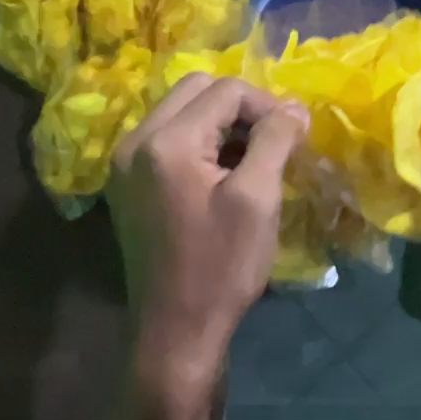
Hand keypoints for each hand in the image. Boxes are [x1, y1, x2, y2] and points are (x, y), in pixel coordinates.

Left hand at [105, 73, 308, 394]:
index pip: (226, 90)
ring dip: (222, 124)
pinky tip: (224, 175)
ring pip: (182, 111)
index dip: (267, 106)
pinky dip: (202, 142)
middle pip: (197, 89)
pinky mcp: (128, 182)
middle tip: (272, 143)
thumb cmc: (222, 266)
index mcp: (166, 142)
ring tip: (253, 161)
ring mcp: (125, 162)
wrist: (176, 330)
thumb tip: (295, 106)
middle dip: (242, 108)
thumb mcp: (259, 199)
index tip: (293, 138)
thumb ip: (275, 140)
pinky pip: (169, 138)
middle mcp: (135, 141)